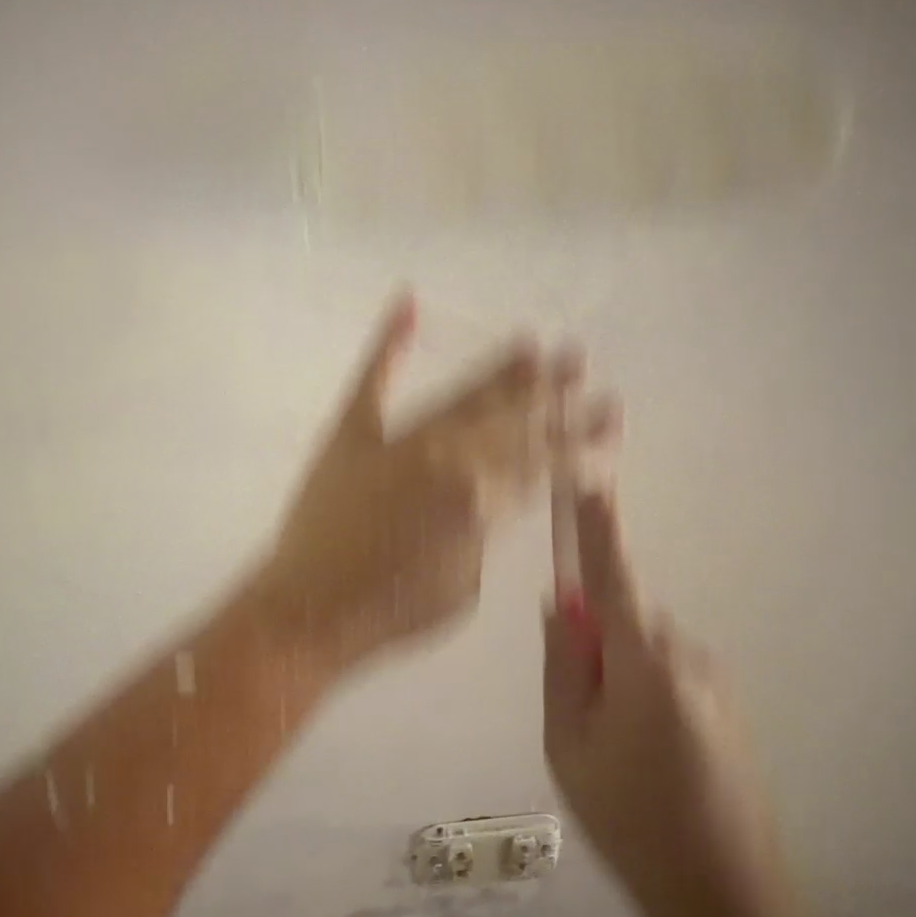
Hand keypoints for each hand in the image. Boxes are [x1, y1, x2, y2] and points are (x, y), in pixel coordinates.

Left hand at [256, 293, 599, 669]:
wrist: (307, 612)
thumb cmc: (390, 615)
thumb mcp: (464, 587)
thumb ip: (483, 536)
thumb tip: (487, 504)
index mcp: (481, 500)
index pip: (543, 463)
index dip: (579, 443)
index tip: (608, 422)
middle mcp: (448, 457)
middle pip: (512, 419)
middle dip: (551, 393)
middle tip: (579, 361)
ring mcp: (397, 440)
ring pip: (462, 397)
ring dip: (500, 371)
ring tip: (532, 344)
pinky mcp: (349, 434)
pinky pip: (374, 379)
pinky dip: (389, 342)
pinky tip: (408, 301)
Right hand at [542, 491, 785, 916]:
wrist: (724, 893)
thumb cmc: (629, 817)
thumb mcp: (567, 743)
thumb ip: (562, 665)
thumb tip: (560, 605)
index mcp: (644, 659)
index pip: (613, 573)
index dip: (596, 523)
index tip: (589, 474)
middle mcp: (688, 654)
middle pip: (625, 617)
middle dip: (594, 640)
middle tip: (576, 713)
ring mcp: (716, 681)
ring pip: (645, 651)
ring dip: (618, 675)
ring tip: (612, 753)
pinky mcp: (728, 707)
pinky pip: (670, 676)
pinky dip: (644, 695)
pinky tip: (645, 761)